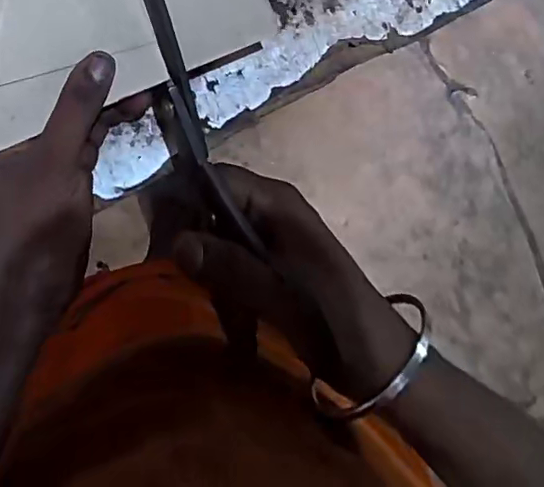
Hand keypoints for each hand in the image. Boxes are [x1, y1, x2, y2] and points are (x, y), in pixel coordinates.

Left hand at [0, 52, 150, 323]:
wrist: (34, 295)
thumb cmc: (33, 224)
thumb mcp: (57, 160)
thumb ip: (77, 110)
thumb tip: (99, 58)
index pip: (25, 82)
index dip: (55, 58)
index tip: (88, 32)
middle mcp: (15, 139)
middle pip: (53, 99)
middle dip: (87, 81)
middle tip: (124, 57)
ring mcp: (40, 158)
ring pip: (74, 119)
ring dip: (103, 104)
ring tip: (138, 80)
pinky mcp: (63, 176)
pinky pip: (85, 141)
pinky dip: (106, 127)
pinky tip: (130, 109)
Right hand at [171, 165, 416, 401]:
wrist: (383, 364)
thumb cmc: (336, 322)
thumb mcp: (280, 296)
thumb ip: (230, 266)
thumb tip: (176, 242)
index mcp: (276, 201)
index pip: (212, 178)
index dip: (182, 200)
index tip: (160, 239)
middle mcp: (270, 207)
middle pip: (209, 205)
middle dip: (191, 241)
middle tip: (176, 279)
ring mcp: (272, 232)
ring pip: (217, 235)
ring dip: (209, 272)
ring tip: (214, 312)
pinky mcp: (272, 259)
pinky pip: (232, 259)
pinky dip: (224, 287)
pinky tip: (232, 323)